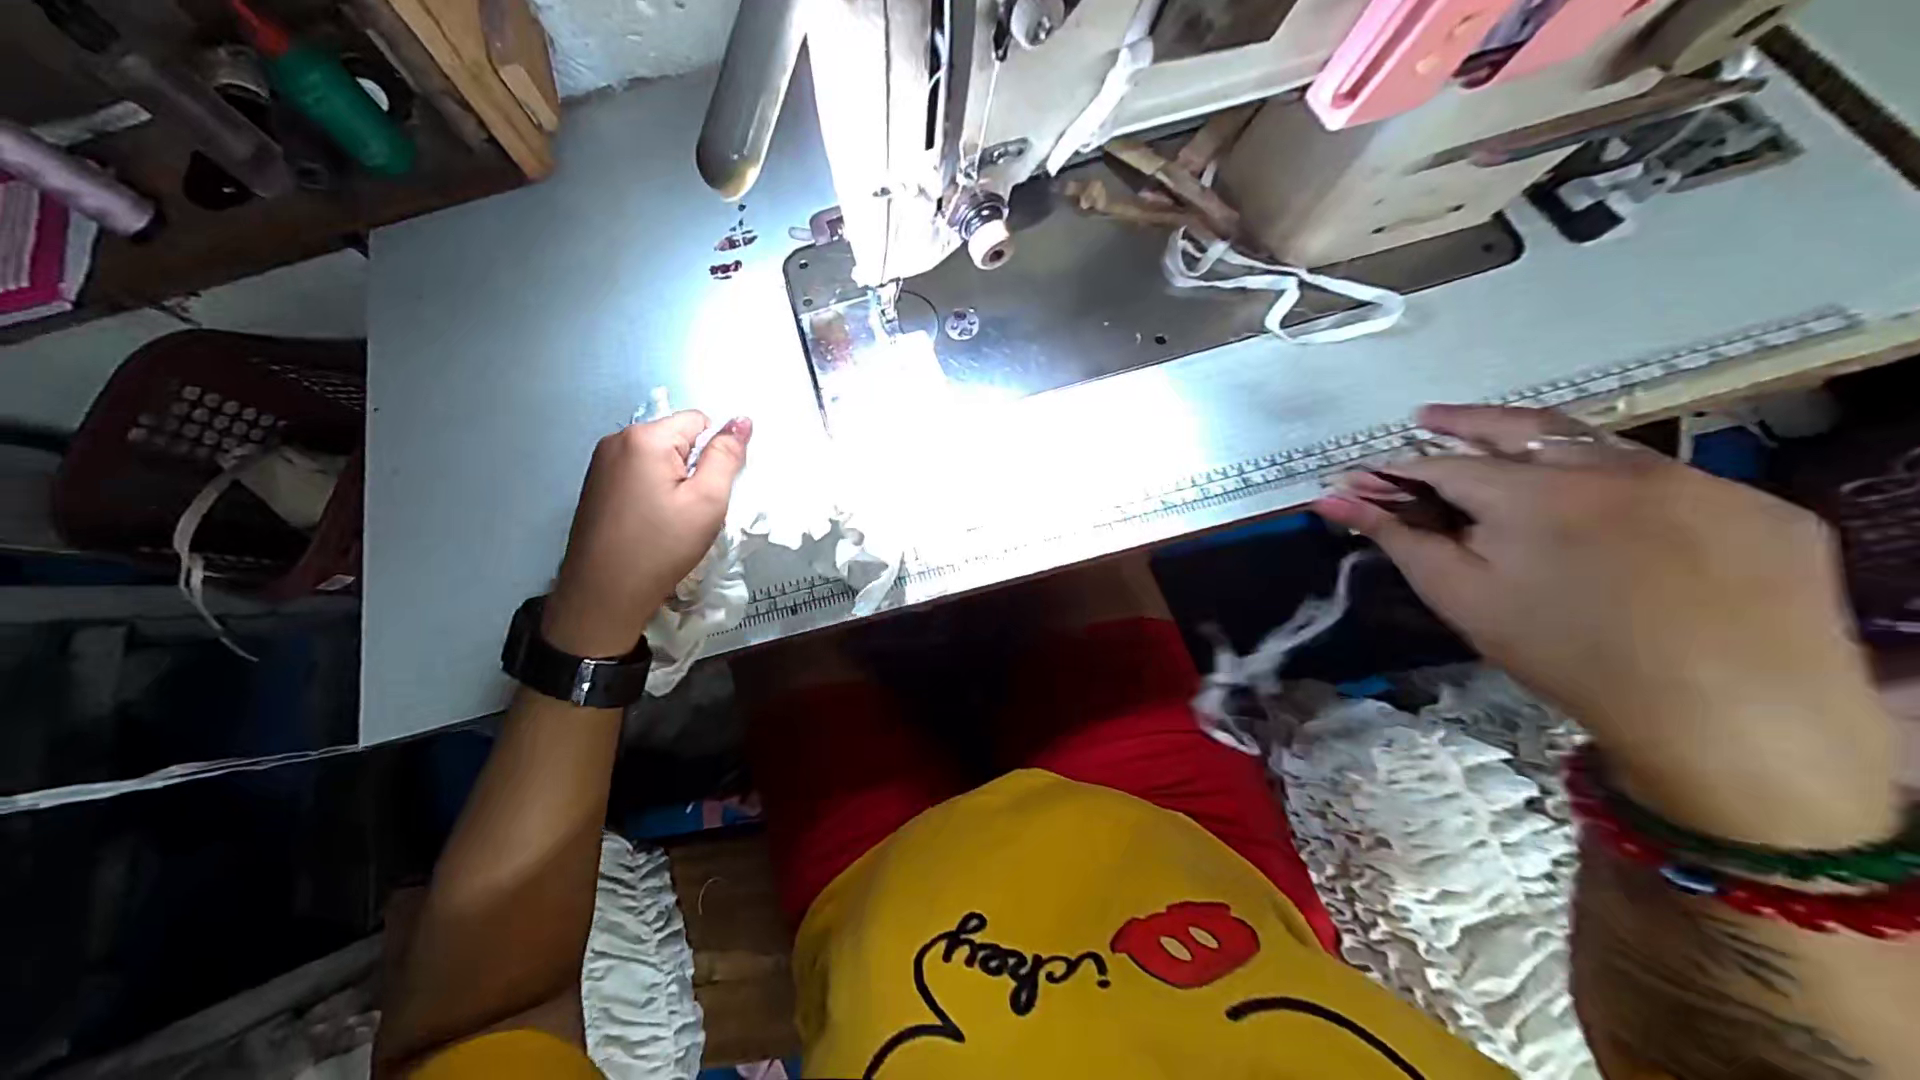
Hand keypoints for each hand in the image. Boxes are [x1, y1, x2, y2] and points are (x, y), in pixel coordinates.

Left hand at [542, 411, 751, 658]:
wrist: (604, 594)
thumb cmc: (661, 547)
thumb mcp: (708, 502)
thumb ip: (726, 456)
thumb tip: (742, 420)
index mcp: (645, 438)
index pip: (699, 421)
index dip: (715, 452)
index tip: (711, 489)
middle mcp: (617, 439)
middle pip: (676, 437)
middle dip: (693, 466)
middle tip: (694, 508)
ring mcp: (601, 462)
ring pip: (658, 456)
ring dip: (674, 479)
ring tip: (672, 518)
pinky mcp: (595, 484)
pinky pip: (639, 472)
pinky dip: (654, 490)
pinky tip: (652, 521)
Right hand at [1315, 404, 1898, 848]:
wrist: (1731, 718)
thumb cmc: (1565, 656)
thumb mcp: (1463, 597)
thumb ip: (1399, 538)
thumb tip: (1334, 497)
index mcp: (1533, 492)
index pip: (1447, 464)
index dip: (1402, 469)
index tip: (1371, 475)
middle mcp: (1614, 467)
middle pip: (1522, 428)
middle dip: (1465, 421)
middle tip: (1428, 419)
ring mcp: (1698, 480)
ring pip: (1600, 448)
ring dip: (1543, 446)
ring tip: (1509, 455)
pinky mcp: (1759, 507)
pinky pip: (1673, 483)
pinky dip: (1622, 487)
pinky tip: (1609, 517)